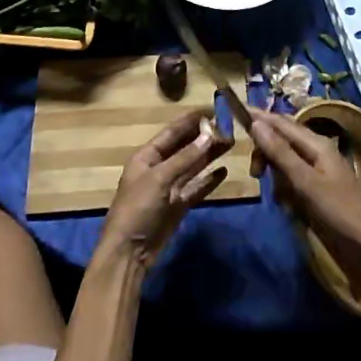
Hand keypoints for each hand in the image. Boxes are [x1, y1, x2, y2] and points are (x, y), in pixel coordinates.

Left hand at [99, 109, 231, 265]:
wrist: (131, 250)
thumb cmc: (138, 208)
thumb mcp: (159, 178)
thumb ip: (184, 158)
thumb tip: (207, 136)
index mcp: (146, 156)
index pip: (171, 132)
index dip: (190, 121)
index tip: (211, 110)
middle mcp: (158, 168)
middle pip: (184, 148)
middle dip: (203, 138)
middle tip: (228, 127)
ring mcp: (169, 187)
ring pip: (192, 167)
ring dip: (209, 156)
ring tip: (230, 143)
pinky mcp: (178, 205)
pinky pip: (196, 188)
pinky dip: (209, 180)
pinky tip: (224, 171)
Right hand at [250, 112, 360, 280]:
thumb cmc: (340, 211)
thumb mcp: (305, 181)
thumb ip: (279, 152)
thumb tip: (256, 122)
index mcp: (316, 143)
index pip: (280, 122)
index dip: (258, 116)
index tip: (235, 110)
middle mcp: (317, 150)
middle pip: (282, 138)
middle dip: (265, 151)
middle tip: (255, 172)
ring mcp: (320, 169)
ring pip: (285, 159)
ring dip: (276, 172)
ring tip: (276, 194)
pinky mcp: (320, 186)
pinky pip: (294, 177)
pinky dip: (286, 186)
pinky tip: (288, 203)